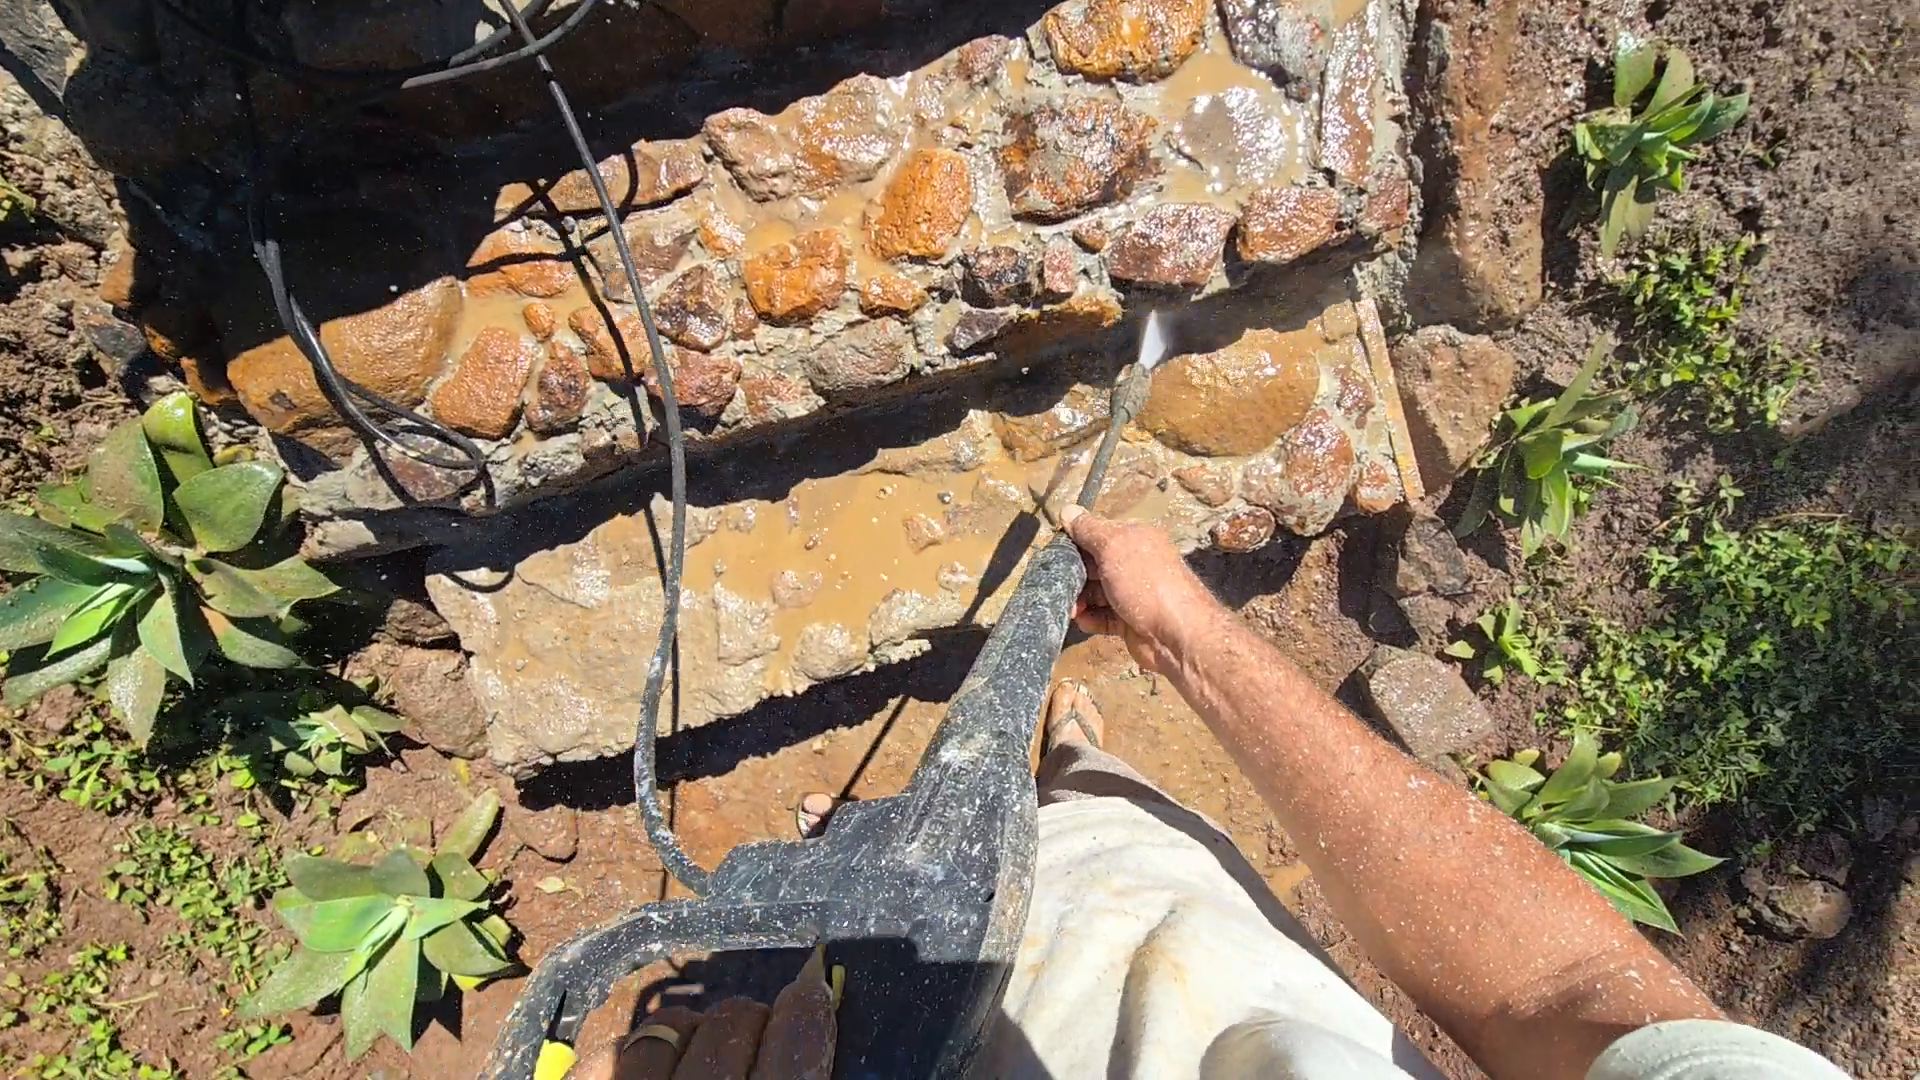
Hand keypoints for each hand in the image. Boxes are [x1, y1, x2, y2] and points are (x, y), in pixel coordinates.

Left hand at [574, 949, 835, 1078]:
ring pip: (675, 1025)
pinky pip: (615, 1047)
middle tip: (749, 1043)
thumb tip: (822, 1001)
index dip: (809, 1006)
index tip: (812, 988)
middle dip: (746, 1022)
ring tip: (693, 1062)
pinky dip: (635, 1053)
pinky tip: (647, 1075)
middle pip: (735, 1021)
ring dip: (689, 1036)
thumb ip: (799, 1064)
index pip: (797, 1039)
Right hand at [1060, 505, 1220, 674]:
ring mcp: (1132, 594)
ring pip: (1095, 592)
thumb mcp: (1113, 546)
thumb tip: (1067, 510)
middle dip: (1074, 574)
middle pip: (1093, 564)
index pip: (1098, 534)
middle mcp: (1134, 564)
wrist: (1176, 634)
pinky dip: (1090, 618)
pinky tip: (1083, 620)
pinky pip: (1102, 616)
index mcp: (1135, 539)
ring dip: (1079, 599)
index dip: (1075, 541)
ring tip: (1069, 607)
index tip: (1054, 552)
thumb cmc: (1146, 583)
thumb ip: (1088, 529)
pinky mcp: (1129, 621)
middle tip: (1058, 583)